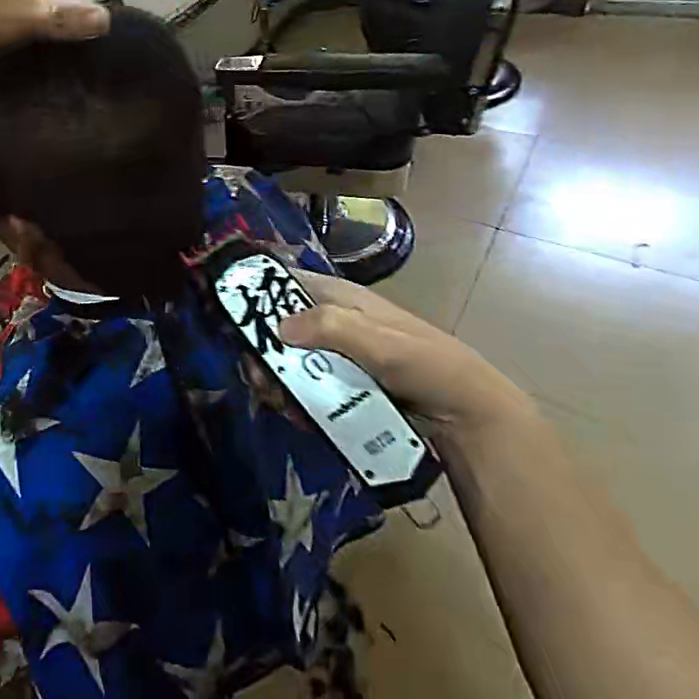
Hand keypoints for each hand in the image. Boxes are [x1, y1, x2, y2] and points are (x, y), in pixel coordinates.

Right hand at [281, 270, 531, 435]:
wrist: (464, 413)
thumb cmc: (426, 364)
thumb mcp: (381, 342)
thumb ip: (333, 327)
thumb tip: (278, 327)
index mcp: (342, 298)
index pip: (288, 283)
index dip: (259, 294)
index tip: (234, 321)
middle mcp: (334, 322)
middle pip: (281, 327)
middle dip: (264, 352)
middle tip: (260, 379)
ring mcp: (337, 356)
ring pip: (290, 361)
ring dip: (278, 381)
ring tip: (279, 402)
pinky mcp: (342, 386)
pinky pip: (306, 388)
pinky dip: (296, 400)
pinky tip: (297, 416)